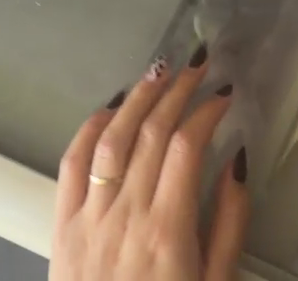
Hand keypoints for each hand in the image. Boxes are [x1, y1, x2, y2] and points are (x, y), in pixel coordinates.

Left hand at [50, 49, 249, 280]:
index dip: (207, 111)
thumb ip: (230, 222)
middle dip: (178, 90)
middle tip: (198, 65)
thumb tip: (236, 160)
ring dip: (138, 97)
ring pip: (111, 139)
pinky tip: (112, 107)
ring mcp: (87, 220)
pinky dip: (91, 128)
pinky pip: (72, 165)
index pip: (185, 147)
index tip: (225, 94)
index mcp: (167, 232)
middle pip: (149, 133)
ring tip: (160, 70)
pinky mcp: (61, 228)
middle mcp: (124, 217)